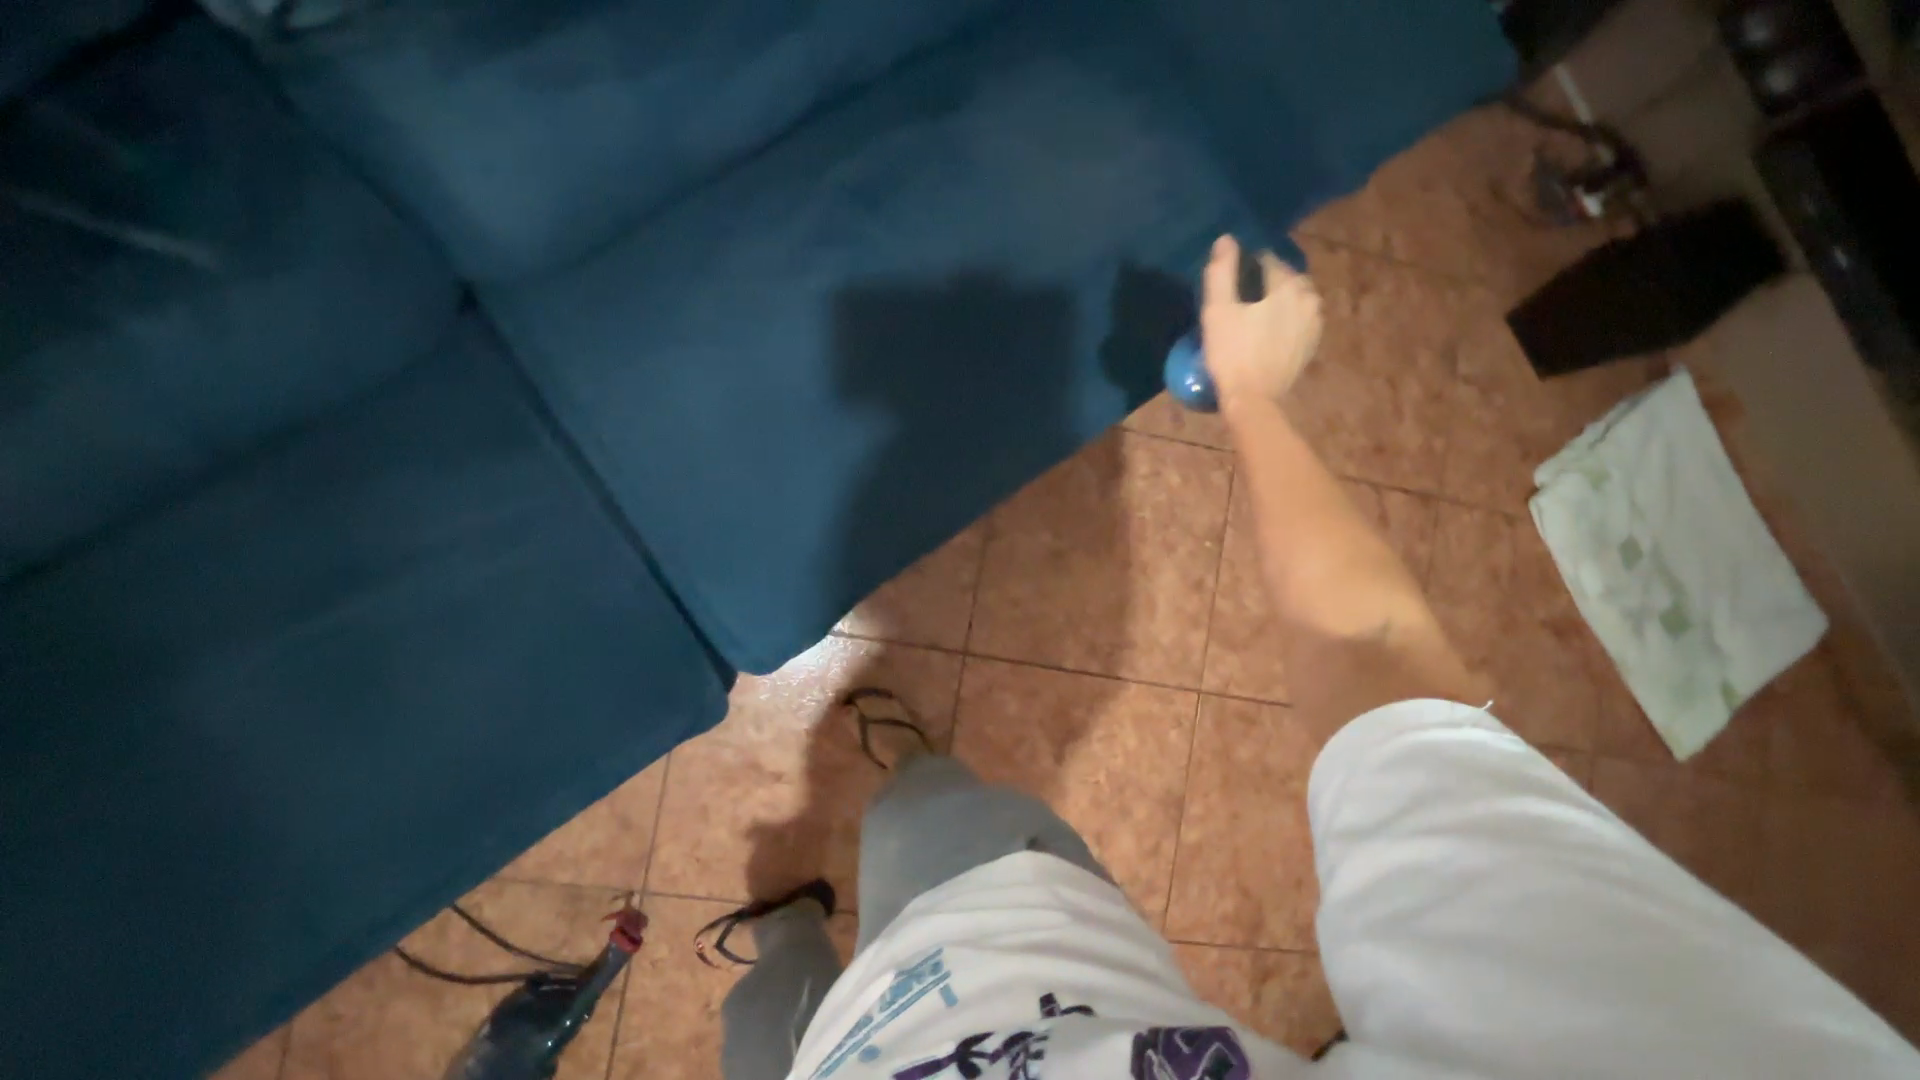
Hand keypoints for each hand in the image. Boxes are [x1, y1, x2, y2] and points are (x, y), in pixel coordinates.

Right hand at [1200, 234, 1323, 409]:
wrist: (1254, 399)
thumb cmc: (1232, 353)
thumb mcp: (1217, 310)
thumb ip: (1221, 271)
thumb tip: (1226, 239)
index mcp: (1288, 286)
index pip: (1269, 260)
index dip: (1248, 264)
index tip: (1232, 276)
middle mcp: (1308, 299)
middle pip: (1287, 277)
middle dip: (1268, 280)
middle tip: (1243, 294)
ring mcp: (1314, 324)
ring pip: (1297, 298)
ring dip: (1280, 298)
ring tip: (1256, 311)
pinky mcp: (1311, 344)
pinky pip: (1301, 319)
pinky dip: (1287, 317)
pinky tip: (1268, 329)